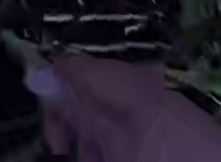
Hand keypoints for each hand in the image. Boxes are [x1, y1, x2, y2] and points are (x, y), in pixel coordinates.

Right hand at [26, 55, 220, 161]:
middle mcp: (141, 87)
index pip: (71, 68)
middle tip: (70, 158)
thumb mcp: (115, 146)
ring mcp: (165, 110)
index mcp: (123, 82)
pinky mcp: (183, 135)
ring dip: (98, 144)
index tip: (53, 140)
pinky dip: (124, 150)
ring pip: (115, 117)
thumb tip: (37, 75)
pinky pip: (139, 132)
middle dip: (76, 126)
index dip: (52, 95)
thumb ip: (77, 111)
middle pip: (92, 92)